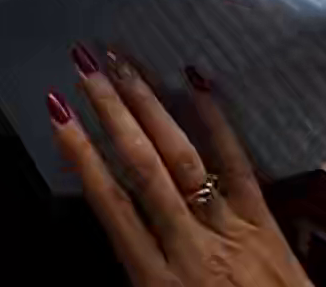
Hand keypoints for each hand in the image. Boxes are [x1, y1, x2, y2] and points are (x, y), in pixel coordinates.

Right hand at [47, 47, 312, 286]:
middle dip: (111, 110)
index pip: (111, 202)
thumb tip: (105, 198)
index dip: (80, 151)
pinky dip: (216, 123)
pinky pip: (239, 168)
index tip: (57, 107)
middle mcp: (194, 249)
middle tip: (85, 63)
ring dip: (148, 103)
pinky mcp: (268, 227)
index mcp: (159, 279)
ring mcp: (234, 234)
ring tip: (122, 61)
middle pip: (144, 167)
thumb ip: (134, 259)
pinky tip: (195, 81)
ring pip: (184, 157)